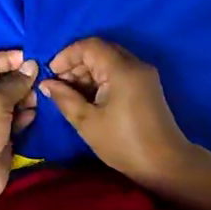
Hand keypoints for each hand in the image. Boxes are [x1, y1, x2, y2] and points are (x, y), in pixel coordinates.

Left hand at [0, 49, 38, 206]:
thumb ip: (14, 83)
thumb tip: (31, 65)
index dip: (7, 57)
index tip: (31, 58)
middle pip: (2, 80)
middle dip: (21, 78)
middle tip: (41, 78)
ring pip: (12, 100)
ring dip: (26, 97)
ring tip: (37, 97)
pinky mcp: (2, 136)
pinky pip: (17, 119)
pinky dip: (25, 115)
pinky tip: (32, 115)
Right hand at [40, 38, 200, 186]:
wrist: (163, 163)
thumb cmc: (122, 143)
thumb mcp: (87, 122)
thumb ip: (64, 98)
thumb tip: (47, 84)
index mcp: (122, 70)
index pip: (90, 46)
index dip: (67, 55)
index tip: (51, 74)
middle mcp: (135, 65)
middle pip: (101, 50)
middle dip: (76, 63)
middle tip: (59, 85)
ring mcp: (144, 75)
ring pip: (110, 60)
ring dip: (87, 72)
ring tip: (70, 94)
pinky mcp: (146, 86)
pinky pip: (119, 71)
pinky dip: (100, 79)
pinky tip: (88, 97)